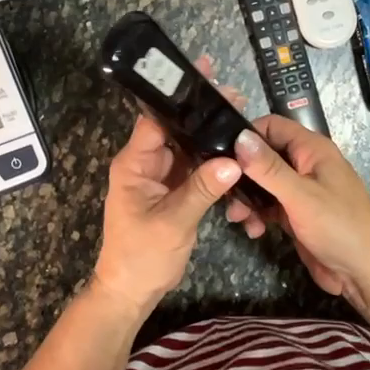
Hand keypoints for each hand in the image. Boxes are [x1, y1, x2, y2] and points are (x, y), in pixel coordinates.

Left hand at [94, 88, 241, 312]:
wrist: (131, 291)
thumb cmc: (141, 256)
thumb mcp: (173, 222)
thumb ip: (202, 190)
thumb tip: (232, 162)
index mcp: (134, 164)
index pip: (154, 120)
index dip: (178, 99)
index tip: (203, 78)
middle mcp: (144, 164)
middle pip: (173, 129)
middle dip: (200, 113)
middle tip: (233, 96)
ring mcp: (158, 177)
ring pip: (185, 147)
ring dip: (208, 135)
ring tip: (238, 115)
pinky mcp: (171, 190)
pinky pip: (191, 167)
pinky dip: (209, 160)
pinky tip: (232, 149)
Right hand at [225, 115, 369, 308]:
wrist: (365, 275)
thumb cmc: (339, 228)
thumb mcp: (300, 196)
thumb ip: (268, 168)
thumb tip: (239, 136)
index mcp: (313, 150)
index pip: (272, 127)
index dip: (247, 136)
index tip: (222, 155)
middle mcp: (306, 164)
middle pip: (264, 156)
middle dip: (242, 174)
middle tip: (224, 193)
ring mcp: (301, 190)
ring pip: (263, 184)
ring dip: (247, 198)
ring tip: (237, 218)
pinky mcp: (296, 214)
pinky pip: (269, 206)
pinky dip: (257, 215)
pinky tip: (253, 230)